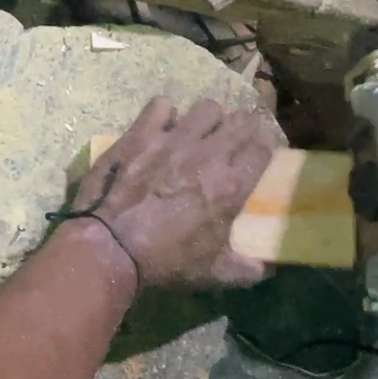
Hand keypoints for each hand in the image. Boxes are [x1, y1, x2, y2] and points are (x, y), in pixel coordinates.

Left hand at [66, 97, 276, 290]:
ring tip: (197, 132)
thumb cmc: (165, 261)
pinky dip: (164, 114)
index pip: (263, 147)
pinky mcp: (141, 133)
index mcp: (231, 185)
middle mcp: (208, 154)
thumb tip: (266, 268)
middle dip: (241, 128)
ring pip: (206, 108)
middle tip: (231, 140)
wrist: (111, 246)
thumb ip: (248, 269)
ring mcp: (173, 139)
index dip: (263, 147)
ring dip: (206, 119)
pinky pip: (161, 105)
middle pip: (240, 121)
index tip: (257, 153)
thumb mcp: (215, 273)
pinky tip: (160, 127)